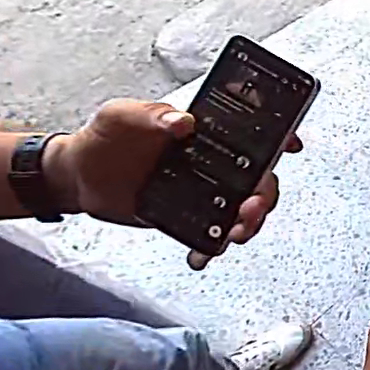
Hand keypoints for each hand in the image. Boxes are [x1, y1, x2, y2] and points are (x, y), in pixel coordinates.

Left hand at [42, 99, 300, 267]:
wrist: (79, 177)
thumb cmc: (105, 138)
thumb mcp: (123, 115)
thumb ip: (152, 113)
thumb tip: (182, 121)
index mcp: (209, 136)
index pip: (255, 134)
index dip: (280, 138)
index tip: (290, 146)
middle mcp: (217, 164)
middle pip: (261, 180)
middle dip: (265, 196)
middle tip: (251, 207)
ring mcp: (210, 192)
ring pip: (247, 210)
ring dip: (250, 224)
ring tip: (236, 233)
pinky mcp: (194, 216)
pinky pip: (215, 234)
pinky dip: (214, 247)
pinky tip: (203, 255)